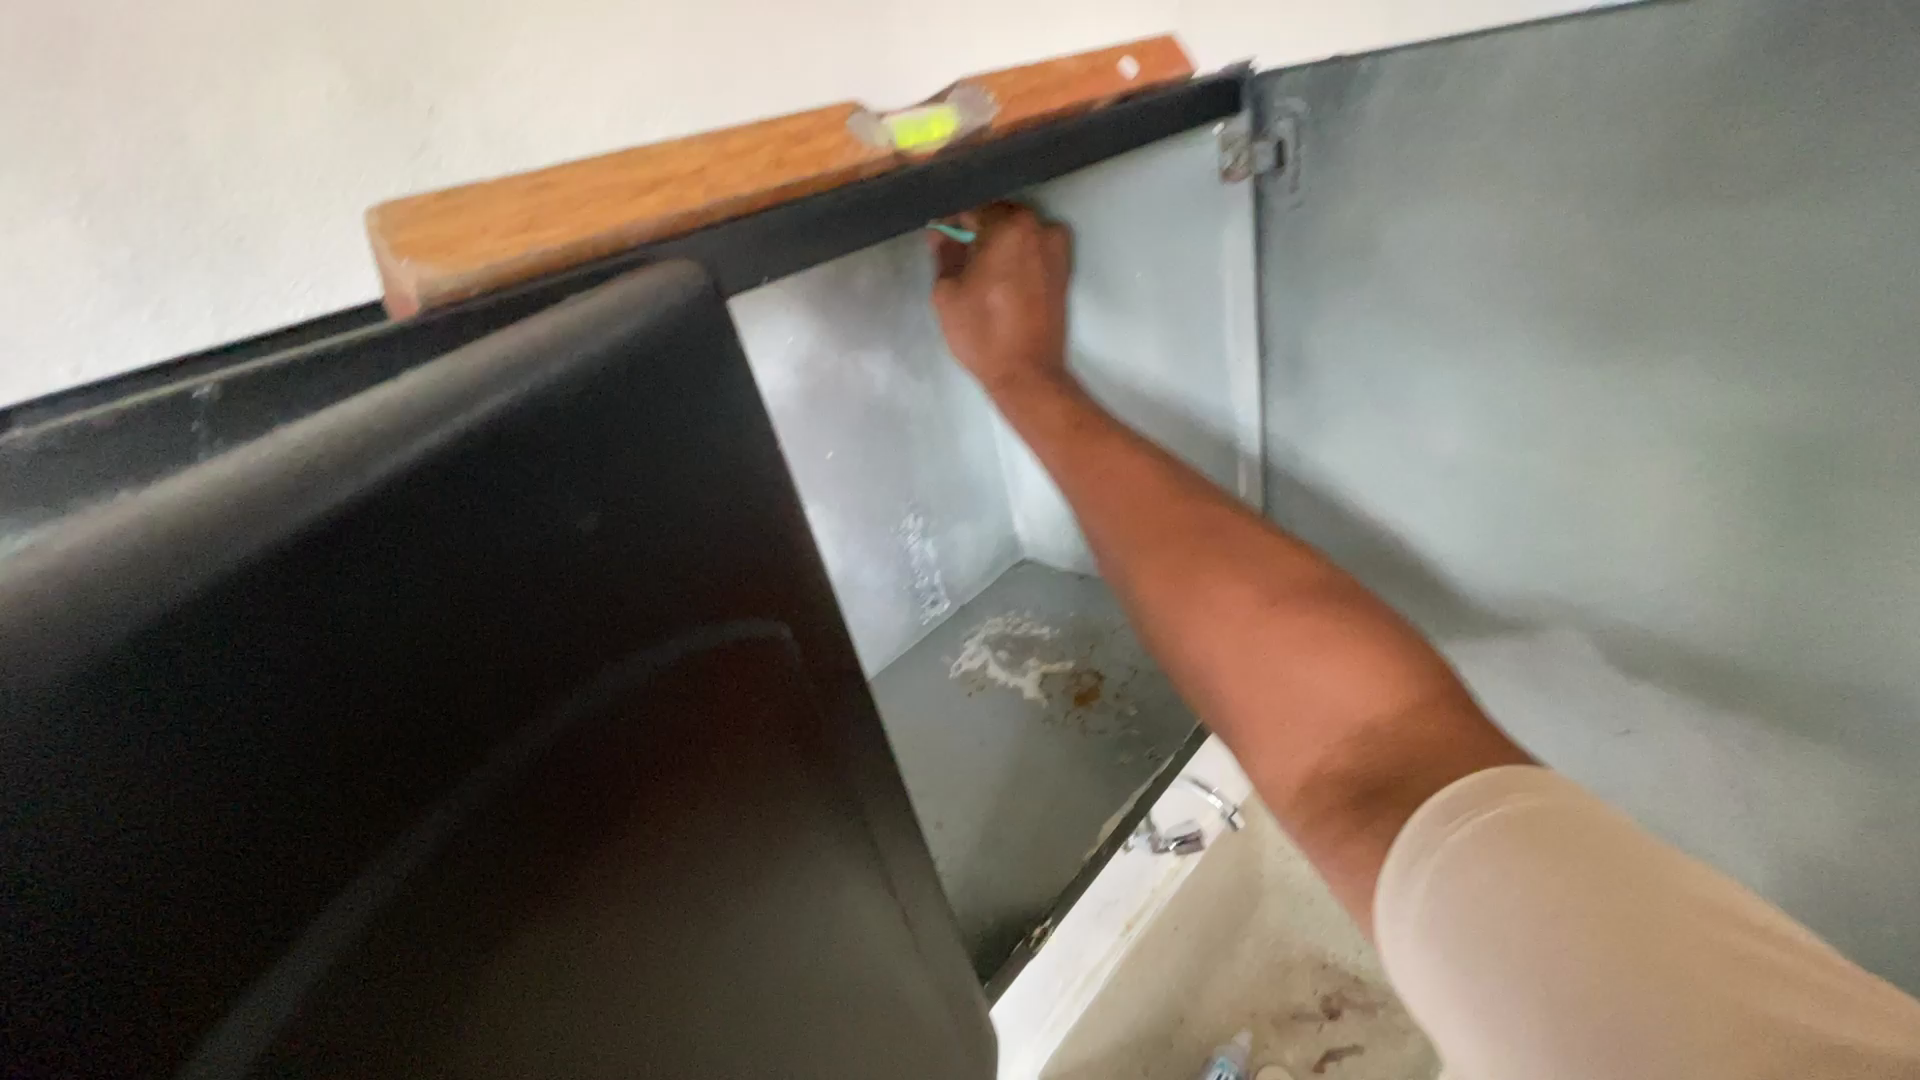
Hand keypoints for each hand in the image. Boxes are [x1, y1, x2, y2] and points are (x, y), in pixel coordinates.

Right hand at [928, 202, 1074, 398]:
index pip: (972, 208)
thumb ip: (944, 253)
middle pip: (1000, 217)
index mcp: (1010, 225)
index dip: (951, 220)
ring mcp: (1058, 249)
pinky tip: (999, 279)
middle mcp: (1041, 227)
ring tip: (977, 269)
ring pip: (1018, 234)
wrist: (1027, 374)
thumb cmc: (983, 332)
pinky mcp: (1064, 272)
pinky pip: (1033, 252)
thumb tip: (940, 233)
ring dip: (998, 244)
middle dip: (978, 229)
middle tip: (956, 252)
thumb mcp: (948, 292)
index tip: (938, 234)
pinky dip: (1016, 258)